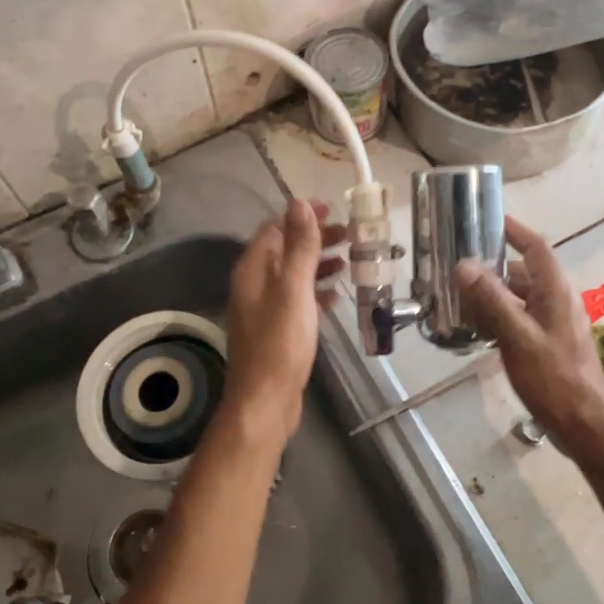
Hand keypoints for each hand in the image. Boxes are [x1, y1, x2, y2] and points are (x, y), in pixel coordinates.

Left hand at [223, 199, 345, 432]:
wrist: (266, 400)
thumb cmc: (280, 343)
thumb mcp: (294, 290)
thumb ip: (299, 247)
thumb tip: (300, 204)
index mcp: (252, 270)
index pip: (274, 228)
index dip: (302, 216)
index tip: (335, 210)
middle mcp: (254, 285)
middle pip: (285, 250)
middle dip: (316, 239)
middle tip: (351, 235)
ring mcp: (264, 308)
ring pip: (293, 275)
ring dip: (319, 264)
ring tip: (350, 261)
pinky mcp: (277, 330)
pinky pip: (297, 300)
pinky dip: (316, 292)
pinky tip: (337, 296)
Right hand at [455, 218, 603, 445]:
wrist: (583, 423)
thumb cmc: (553, 378)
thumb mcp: (517, 336)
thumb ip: (491, 300)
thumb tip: (464, 265)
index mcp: (556, 292)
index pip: (536, 248)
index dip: (515, 231)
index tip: (490, 220)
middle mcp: (559, 302)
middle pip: (526, 274)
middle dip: (495, 268)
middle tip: (460, 269)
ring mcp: (557, 325)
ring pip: (523, 299)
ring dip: (496, 295)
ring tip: (462, 299)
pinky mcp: (552, 346)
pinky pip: (524, 320)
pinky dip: (502, 318)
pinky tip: (481, 331)